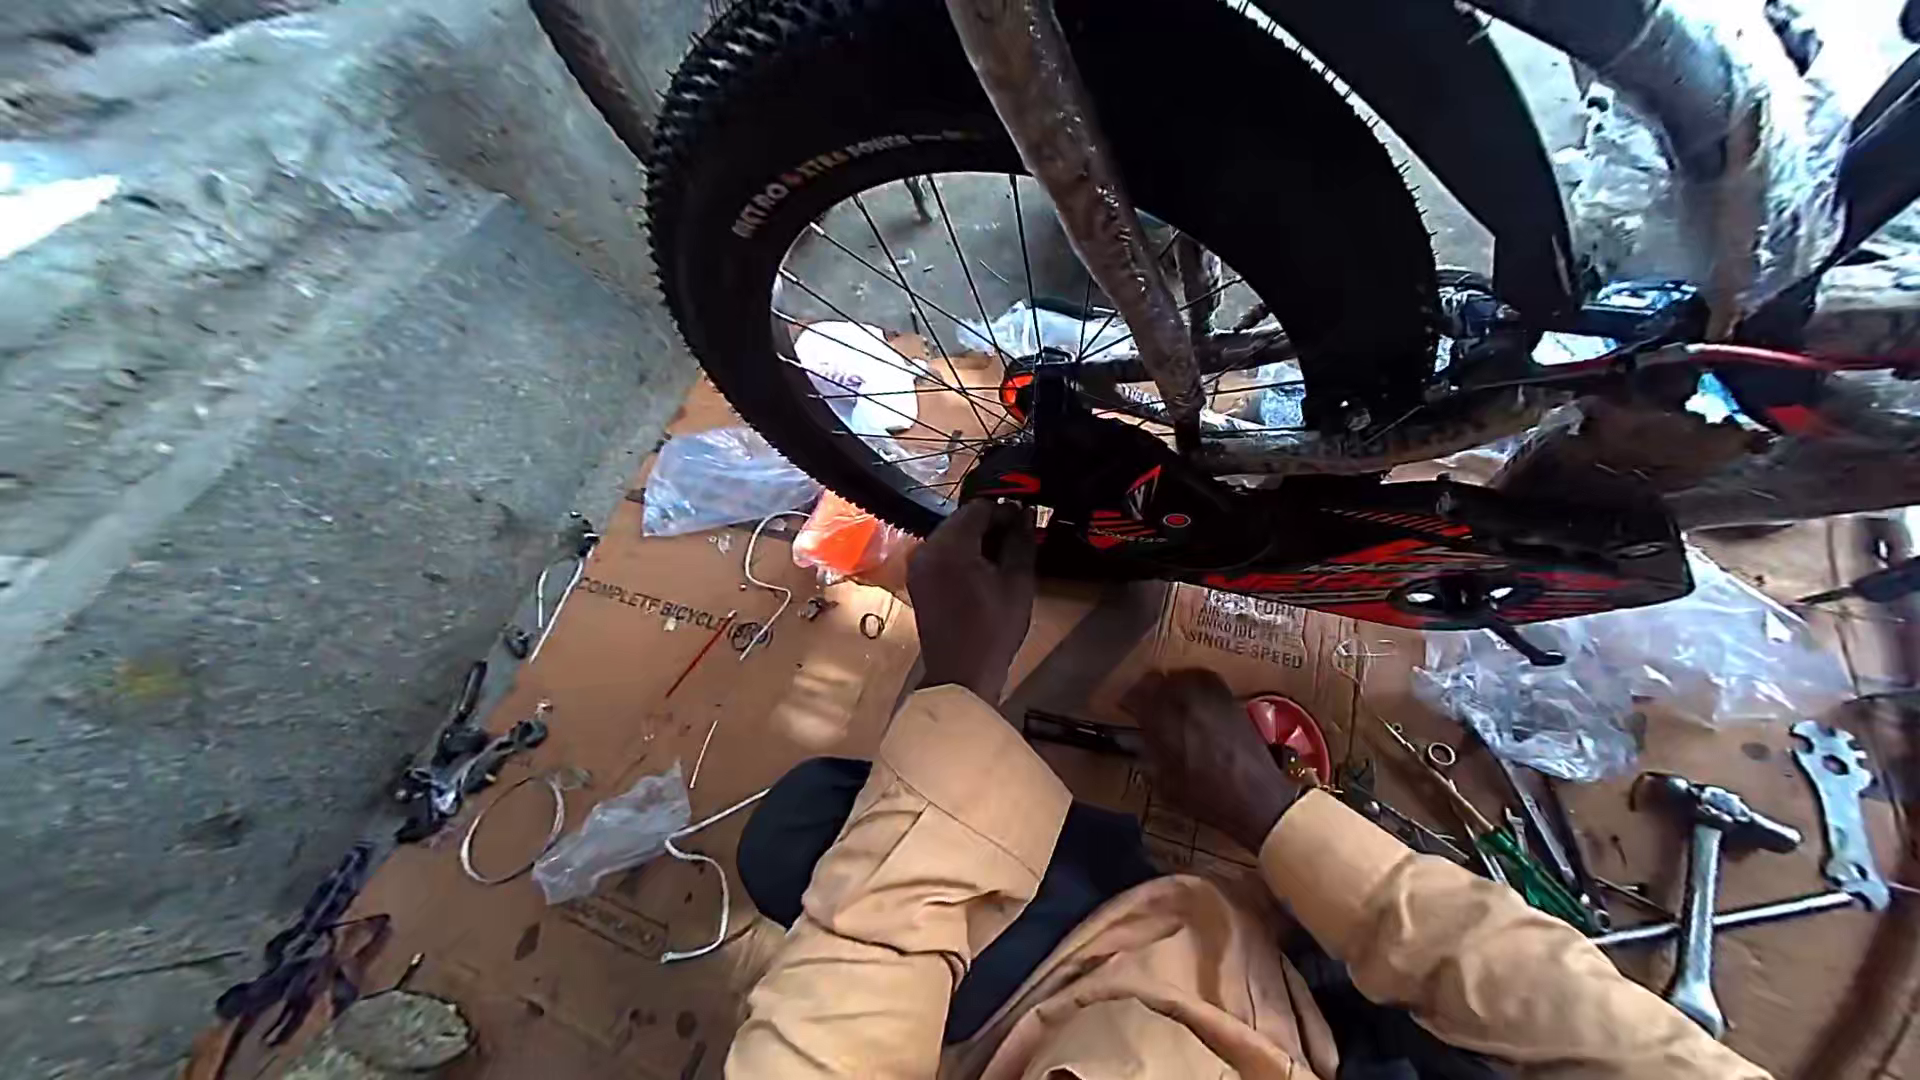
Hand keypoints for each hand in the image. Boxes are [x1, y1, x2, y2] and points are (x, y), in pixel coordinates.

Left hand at [907, 499, 1037, 700]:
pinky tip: (983, 569)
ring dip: (976, 539)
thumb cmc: (994, 629)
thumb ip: (1021, 541)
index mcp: (949, 545)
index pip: (979, 508)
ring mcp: (917, 565)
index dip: (1006, 511)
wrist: (961, 674)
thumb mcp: (1017, 582)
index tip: (1027, 519)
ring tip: (1004, 554)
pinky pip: (941, 554)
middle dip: (990, 524)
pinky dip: (962, 554)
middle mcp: (926, 548)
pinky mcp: (917, 580)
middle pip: (961, 520)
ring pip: (951, 536)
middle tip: (1019, 536)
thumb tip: (1027, 513)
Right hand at [1122, 669, 1301, 852]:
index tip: (1127, 707)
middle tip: (1146, 702)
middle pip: (1155, 679)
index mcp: (1161, 721)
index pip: (1134, 695)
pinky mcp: (1229, 699)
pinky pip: (1205, 678)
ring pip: (1180, 674)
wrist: (1257, 799)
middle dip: (1147, 689)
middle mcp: (1182, 702)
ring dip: (1171, 682)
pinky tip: (1195, 696)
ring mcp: (1207, 697)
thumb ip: (1149, 758)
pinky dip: (1195, 681)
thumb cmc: (1207, 798)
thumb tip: (1139, 746)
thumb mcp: (1166, 785)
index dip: (1128, 700)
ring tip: (1170, 696)